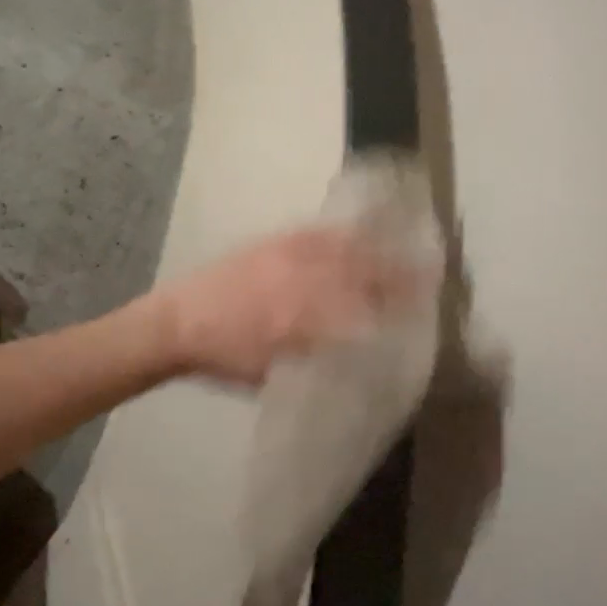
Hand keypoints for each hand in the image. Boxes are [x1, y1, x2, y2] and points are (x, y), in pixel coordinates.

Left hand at [147, 228, 420, 385]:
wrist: (178, 322)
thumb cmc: (224, 358)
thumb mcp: (274, 373)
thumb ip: (317, 359)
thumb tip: (356, 351)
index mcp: (302, 320)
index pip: (364, 310)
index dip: (397, 307)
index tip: (425, 306)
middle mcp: (299, 282)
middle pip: (360, 272)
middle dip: (397, 273)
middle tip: (428, 274)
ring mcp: (285, 257)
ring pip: (342, 248)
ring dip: (377, 248)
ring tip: (405, 247)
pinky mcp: (272, 243)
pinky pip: (315, 234)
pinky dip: (342, 234)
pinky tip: (359, 232)